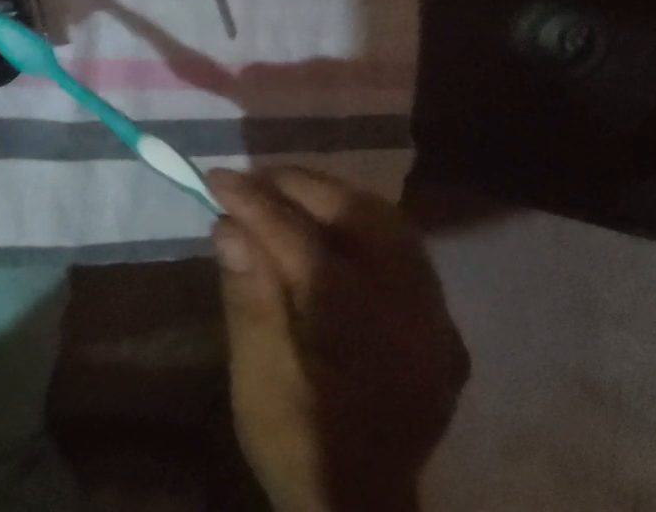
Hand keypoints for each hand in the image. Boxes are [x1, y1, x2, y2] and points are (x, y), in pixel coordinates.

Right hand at [206, 168, 468, 511]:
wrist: (358, 506)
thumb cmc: (297, 444)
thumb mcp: (259, 381)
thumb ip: (250, 300)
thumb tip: (228, 226)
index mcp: (362, 332)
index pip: (304, 241)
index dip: (256, 203)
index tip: (215, 178)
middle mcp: (413, 317)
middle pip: (364, 220)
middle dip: (302, 187)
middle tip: (251, 178)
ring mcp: (437, 324)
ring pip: (392, 229)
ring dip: (335, 199)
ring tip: (283, 192)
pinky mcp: (440, 332)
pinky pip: (405, 255)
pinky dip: (361, 228)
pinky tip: (327, 232)